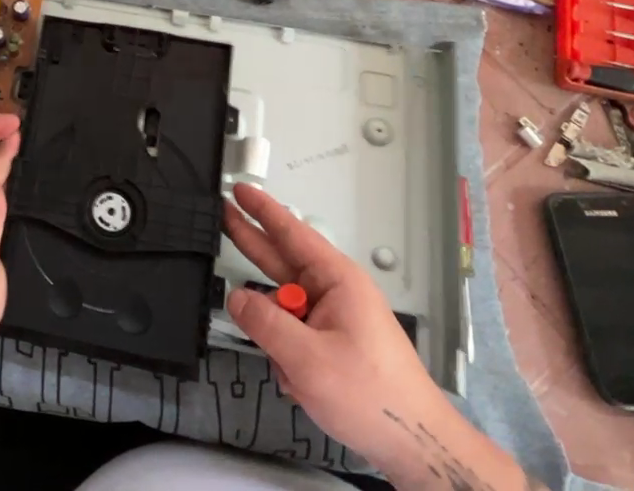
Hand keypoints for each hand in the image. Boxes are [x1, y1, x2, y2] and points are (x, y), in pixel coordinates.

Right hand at [223, 183, 457, 468]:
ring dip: (276, 337)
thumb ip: (264, 322)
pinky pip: (293, 334)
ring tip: (285, 364)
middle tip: (221, 216)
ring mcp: (333, 318)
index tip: (239, 188)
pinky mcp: (332, 342)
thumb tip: (236, 299)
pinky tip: (297, 383)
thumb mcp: (307, 358)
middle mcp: (335, 292)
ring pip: (284, 308)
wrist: (412, 444)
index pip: (292, 233)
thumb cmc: (371, 395)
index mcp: (337, 280)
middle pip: (282, 260)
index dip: (262, 210)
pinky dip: (287, 356)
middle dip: (253, 245)